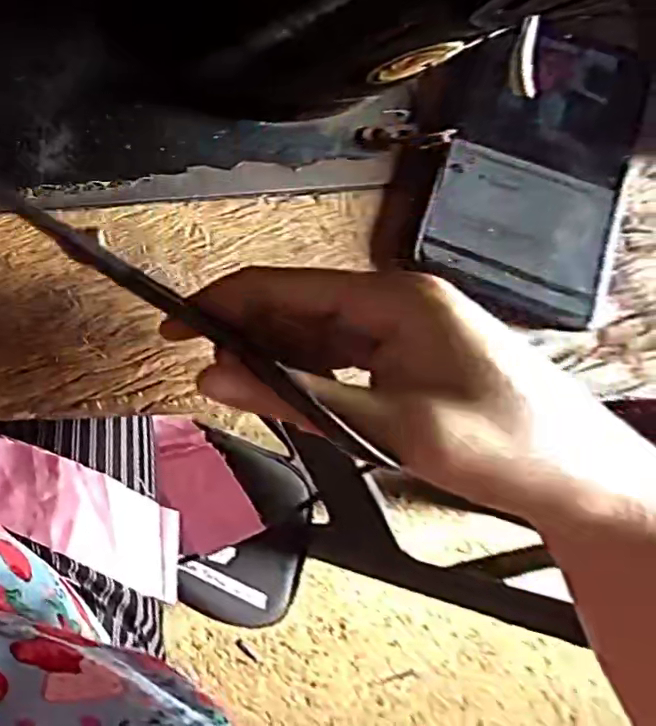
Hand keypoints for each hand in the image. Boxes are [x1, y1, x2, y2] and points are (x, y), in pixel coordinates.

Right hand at [162, 267, 655, 528]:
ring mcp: (395, 324)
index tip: (173, 327)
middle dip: (242, 338)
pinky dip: (298, 369)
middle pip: (283, 306)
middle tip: (219, 376)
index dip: (214, 303)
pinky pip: (323, 349)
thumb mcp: (393, 427)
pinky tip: (298, 395)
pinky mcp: (398, 349)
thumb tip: (210, 379)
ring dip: (269, 357)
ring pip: (299, 328)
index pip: (273, 285)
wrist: (608, 495)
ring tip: (260, 393)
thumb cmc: (520, 452)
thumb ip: (294, 399)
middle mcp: (389, 300)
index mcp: (390, 299)